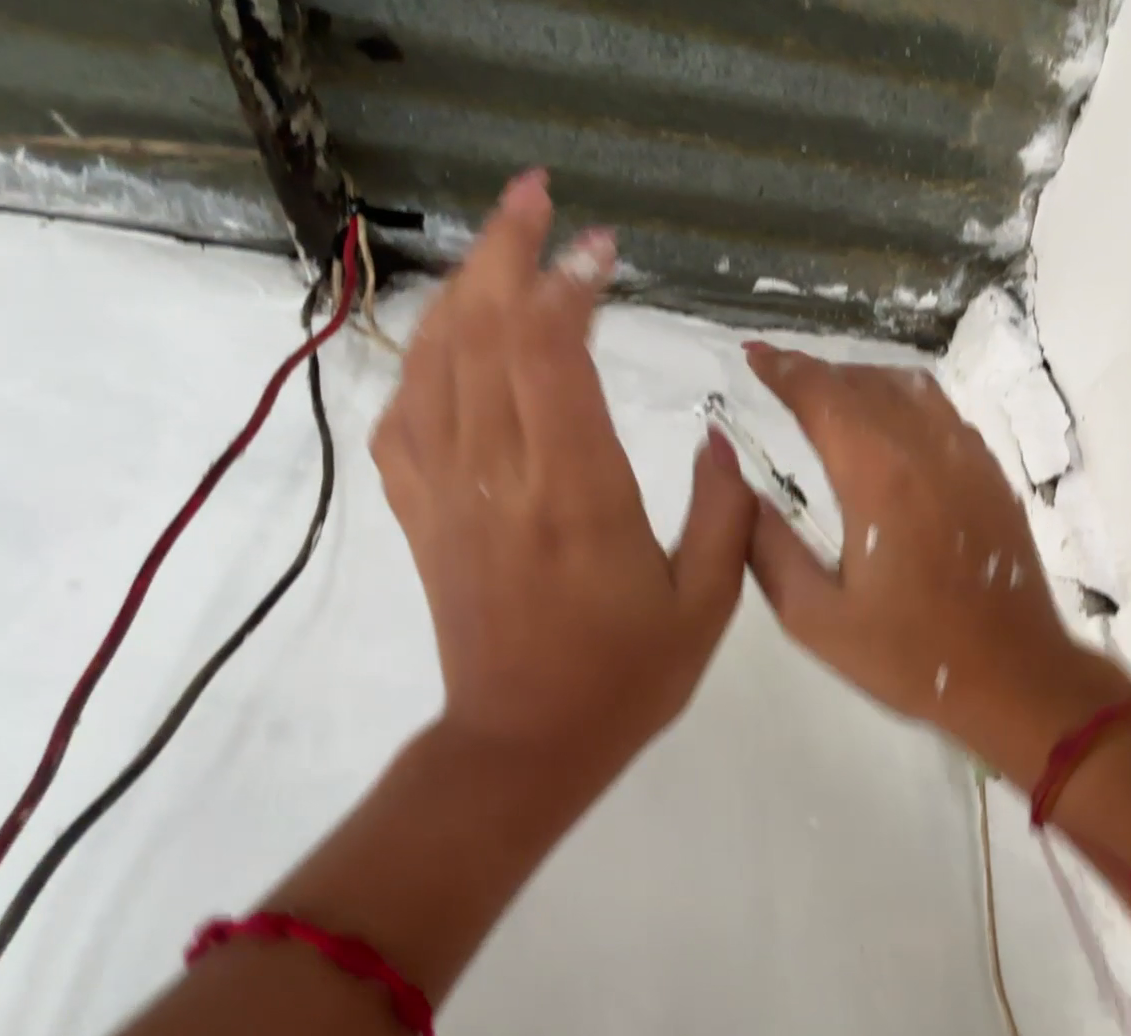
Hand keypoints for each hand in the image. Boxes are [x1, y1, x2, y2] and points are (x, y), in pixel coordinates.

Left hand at [372, 171, 755, 778]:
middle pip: (482, 333)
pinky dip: (426, 357)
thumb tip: (723, 434)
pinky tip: (454, 341)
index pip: (552, 354)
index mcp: (576, 493)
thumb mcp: (707, 601)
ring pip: (435, 360)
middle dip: (507, 250)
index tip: (604, 248)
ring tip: (501, 246)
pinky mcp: (423, 512)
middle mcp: (500, 476)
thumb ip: (722, 510)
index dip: (571, 284)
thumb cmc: (628, 676)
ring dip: (465, 289)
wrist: (525, 743)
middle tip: (538, 197)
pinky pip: (406, 413)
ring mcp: (447, 491)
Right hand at [743, 343, 1130, 783]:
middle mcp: (929, 451)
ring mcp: (971, 460)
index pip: (823, 396)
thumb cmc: (910, 655)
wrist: (1013, 674)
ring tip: (828, 395)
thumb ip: (767, 546)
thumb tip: (740, 487)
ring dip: (863, 380)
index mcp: (879, 478)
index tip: (753, 357)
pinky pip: (945, 414)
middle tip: (780, 377)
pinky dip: (905, 401)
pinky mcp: (994, 477)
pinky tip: (889, 427)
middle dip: (817, 372)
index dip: (784, 369)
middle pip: (866, 382)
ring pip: (911, 389)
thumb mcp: (815, 617)